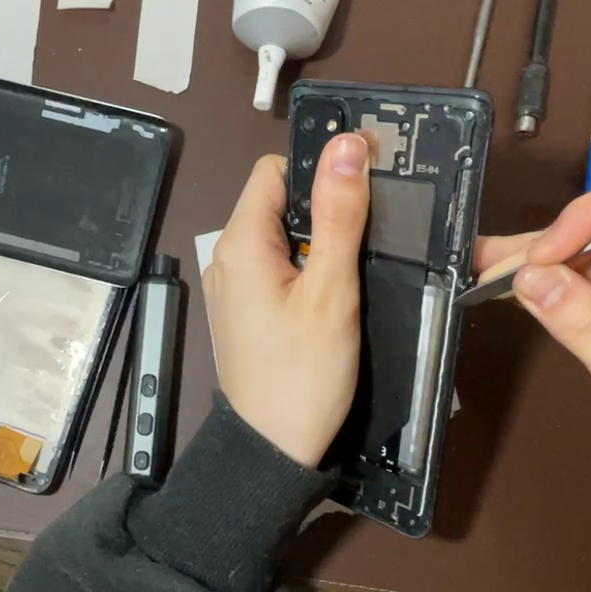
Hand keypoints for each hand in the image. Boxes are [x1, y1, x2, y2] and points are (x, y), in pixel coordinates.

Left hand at [205, 134, 371, 466]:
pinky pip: (273, 270)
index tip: (360, 189)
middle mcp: (226, 258)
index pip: (275, 170)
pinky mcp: (241, 311)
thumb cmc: (304, 374)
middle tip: (364, 239)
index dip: (318, 170)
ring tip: (347, 274)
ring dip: (316, 244)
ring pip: (279, 238)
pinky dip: (302, 272)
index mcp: (240, 243)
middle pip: (278, 203)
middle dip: (322, 211)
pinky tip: (328, 297)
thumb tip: (346, 143)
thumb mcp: (332, 290)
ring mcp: (231, 287)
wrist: (274, 448)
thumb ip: (340, 214)